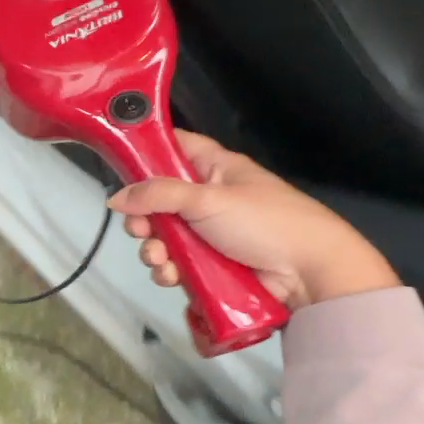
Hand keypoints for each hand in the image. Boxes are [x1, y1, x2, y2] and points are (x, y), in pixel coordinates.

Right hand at [106, 130, 399, 310]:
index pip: (175, 147)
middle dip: (142, 218)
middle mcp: (208, 198)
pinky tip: (173, 276)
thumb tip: (115, 199)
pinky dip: (168, 270)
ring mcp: (207, 232)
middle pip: (156, 200)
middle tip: (140, 229)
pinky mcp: (208, 263)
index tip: (120, 164)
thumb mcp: (208, 199)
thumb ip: (157, 195)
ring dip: (153, 250)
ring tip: (161, 260)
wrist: (309, 273)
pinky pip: (174, 263)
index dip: (147, 151)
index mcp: (215, 170)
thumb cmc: (266, 222)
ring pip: (161, 237)